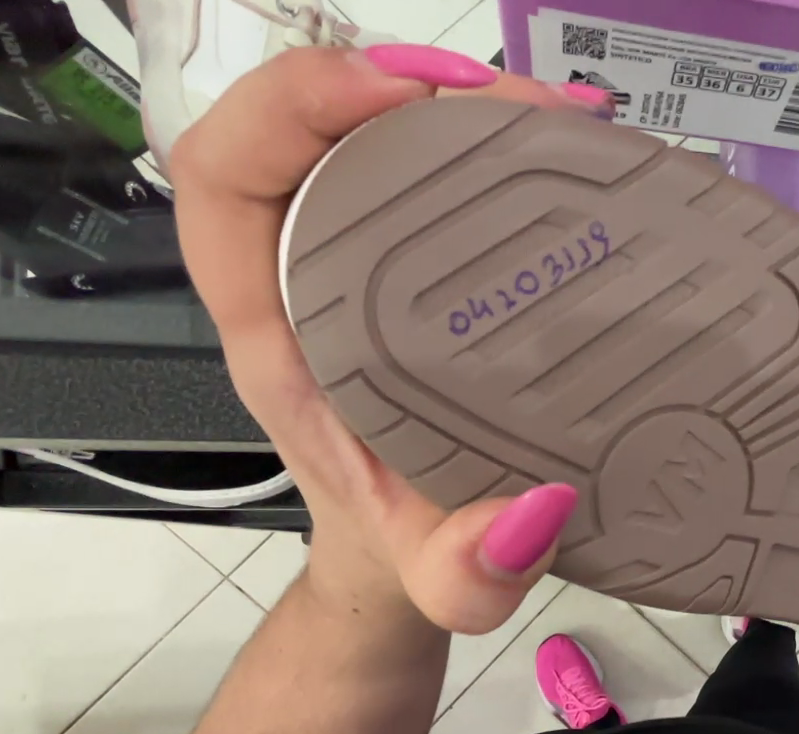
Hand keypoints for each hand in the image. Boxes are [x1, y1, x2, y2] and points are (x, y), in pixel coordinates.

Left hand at [171, 45, 612, 629]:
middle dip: (406, 91)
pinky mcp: (423, 285)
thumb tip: (539, 510)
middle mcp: (312, 288)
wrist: (404, 560)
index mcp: (283, 337)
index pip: (228, 178)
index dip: (293, 109)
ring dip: (465, 116)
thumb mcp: (436, 577)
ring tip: (563, 123)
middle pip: (315, 137)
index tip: (403, 98)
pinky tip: (570, 166)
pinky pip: (439, 192)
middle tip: (523, 108)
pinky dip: (498, 159)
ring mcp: (368, 279)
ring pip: (381, 150)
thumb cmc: (399, 553)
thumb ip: (470, 573)